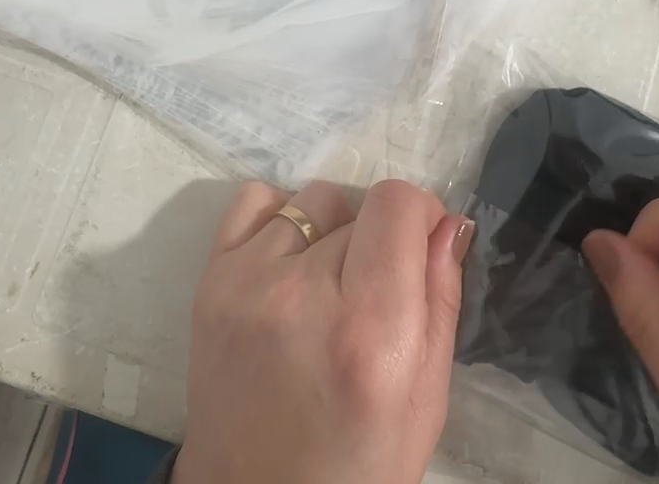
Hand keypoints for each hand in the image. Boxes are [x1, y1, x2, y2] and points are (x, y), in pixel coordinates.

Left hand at [175, 178, 471, 483]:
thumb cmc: (356, 462)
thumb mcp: (426, 397)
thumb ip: (441, 297)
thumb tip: (447, 222)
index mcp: (370, 330)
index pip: (396, 203)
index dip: (419, 215)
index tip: (419, 247)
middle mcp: (304, 294)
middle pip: (361, 207)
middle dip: (380, 239)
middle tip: (371, 295)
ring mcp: (248, 282)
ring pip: (315, 200)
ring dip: (333, 231)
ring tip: (328, 283)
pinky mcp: (210, 280)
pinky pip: (256, 200)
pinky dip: (281, 217)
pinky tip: (289, 262)